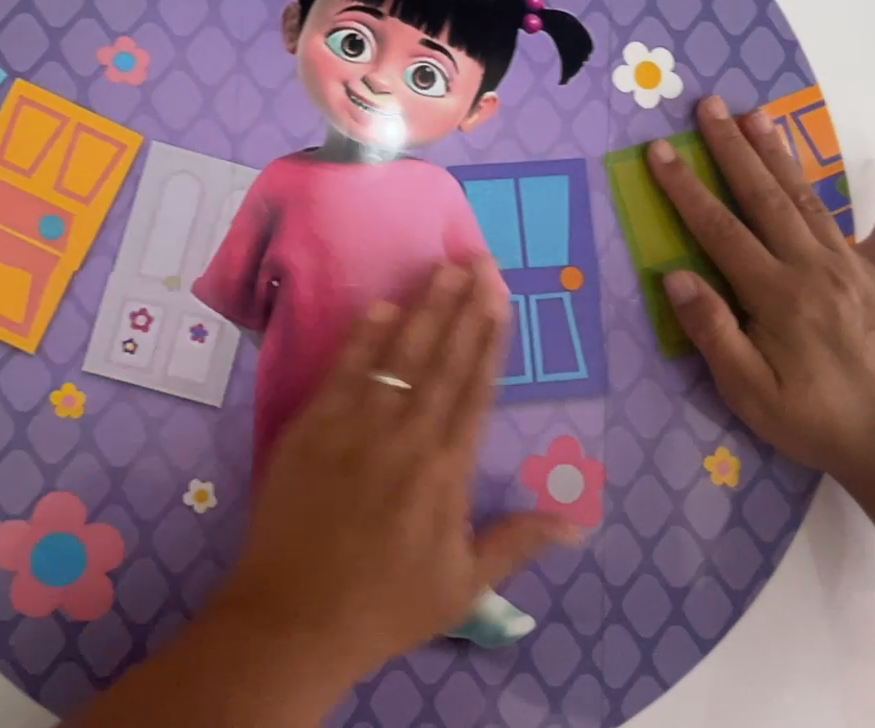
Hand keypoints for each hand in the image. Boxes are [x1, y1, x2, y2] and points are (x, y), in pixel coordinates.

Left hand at [208, 258, 579, 679]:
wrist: (296, 616)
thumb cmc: (385, 605)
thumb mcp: (464, 586)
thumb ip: (518, 541)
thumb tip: (578, 519)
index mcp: (448, 470)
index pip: (476, 388)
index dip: (490, 337)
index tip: (500, 296)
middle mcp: (406, 436)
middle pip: (441, 359)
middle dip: (463, 306)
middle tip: (478, 259)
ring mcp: (355, 426)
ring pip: (397, 356)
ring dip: (420, 308)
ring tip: (441, 269)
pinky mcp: (312, 426)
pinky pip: (342, 372)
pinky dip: (362, 338)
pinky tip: (379, 307)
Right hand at [647, 95, 874, 488]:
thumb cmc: (814, 421)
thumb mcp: (748, 390)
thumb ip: (713, 330)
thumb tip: (677, 275)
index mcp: (777, 294)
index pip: (719, 229)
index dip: (684, 188)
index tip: (659, 151)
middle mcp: (815, 268)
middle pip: (764, 197)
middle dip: (731, 149)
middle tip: (710, 106)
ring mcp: (857, 269)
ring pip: (810, 200)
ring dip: (781, 154)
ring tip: (759, 114)